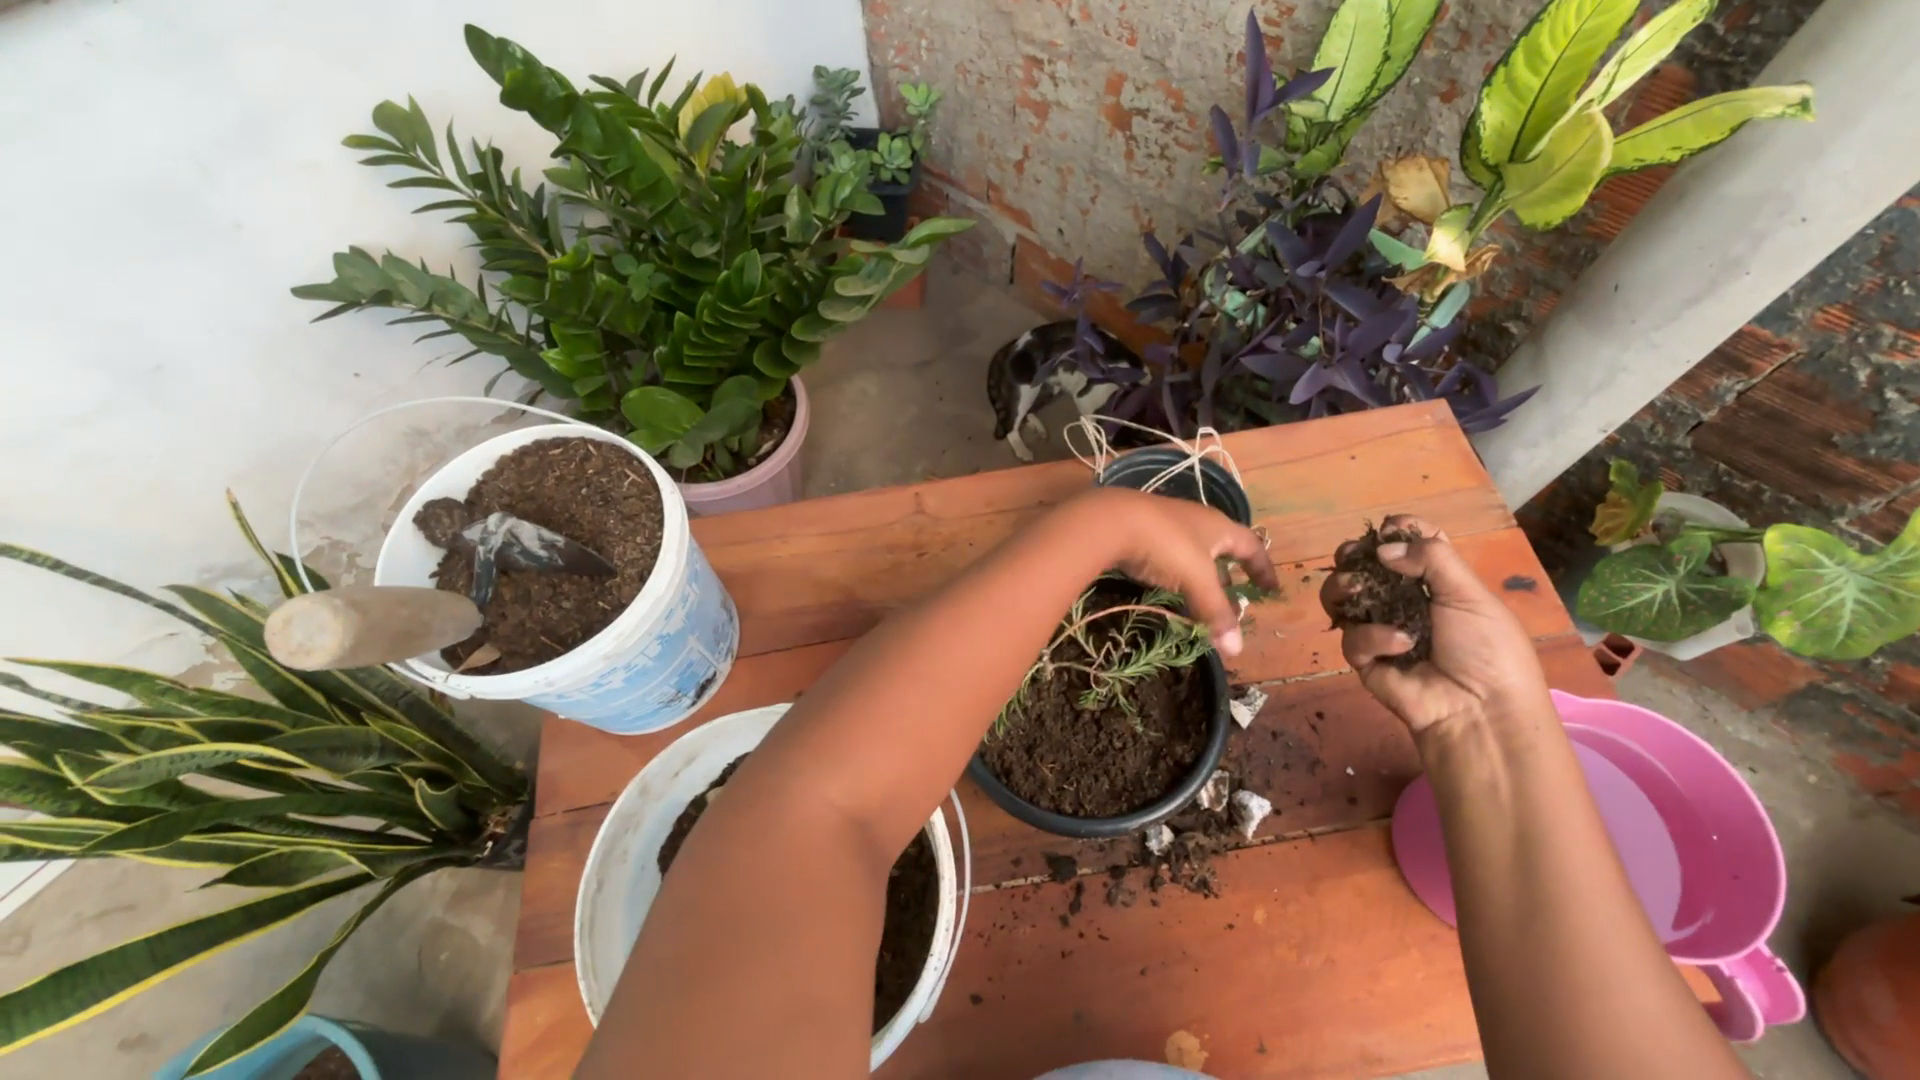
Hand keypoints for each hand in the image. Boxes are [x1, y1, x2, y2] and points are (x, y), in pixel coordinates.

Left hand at [1072, 488, 1277, 656]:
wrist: (1109, 521)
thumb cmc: (1166, 545)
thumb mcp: (1197, 580)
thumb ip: (1216, 613)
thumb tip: (1237, 650)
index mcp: (1218, 527)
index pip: (1251, 545)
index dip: (1263, 567)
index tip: (1271, 589)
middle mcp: (1195, 520)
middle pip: (1221, 548)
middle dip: (1228, 575)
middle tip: (1233, 600)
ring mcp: (1165, 523)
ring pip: (1191, 553)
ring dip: (1198, 576)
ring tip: (1199, 601)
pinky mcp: (1140, 531)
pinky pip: (1165, 556)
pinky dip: (1172, 574)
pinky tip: (1165, 588)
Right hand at [1319, 515, 1546, 735]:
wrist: (1479, 708)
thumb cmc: (1487, 649)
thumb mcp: (1471, 595)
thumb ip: (1431, 559)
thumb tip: (1384, 548)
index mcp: (1434, 582)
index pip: (1406, 545)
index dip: (1395, 532)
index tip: (1389, 530)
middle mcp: (1401, 600)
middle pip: (1362, 566)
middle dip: (1353, 557)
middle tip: (1354, 559)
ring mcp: (1378, 628)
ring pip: (1341, 596)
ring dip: (1345, 587)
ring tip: (1356, 592)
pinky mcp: (1364, 658)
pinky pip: (1352, 636)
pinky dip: (1373, 637)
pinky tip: (1400, 645)